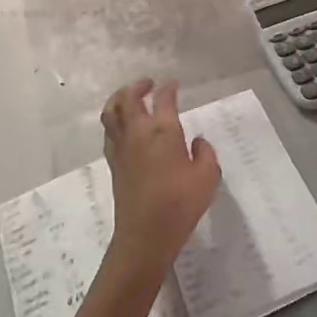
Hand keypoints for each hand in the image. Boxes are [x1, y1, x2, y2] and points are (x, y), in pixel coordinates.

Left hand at [101, 79, 219, 273]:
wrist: (146, 233)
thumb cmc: (181, 203)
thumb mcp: (208, 177)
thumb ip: (205, 154)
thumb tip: (197, 142)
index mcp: (164, 132)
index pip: (164, 100)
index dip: (169, 89)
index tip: (173, 85)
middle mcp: (138, 133)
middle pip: (129, 99)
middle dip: (137, 86)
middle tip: (148, 83)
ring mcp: (122, 148)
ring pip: (111, 112)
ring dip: (119, 99)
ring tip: (128, 97)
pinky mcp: (113, 163)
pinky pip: (109, 132)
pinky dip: (114, 120)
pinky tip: (122, 126)